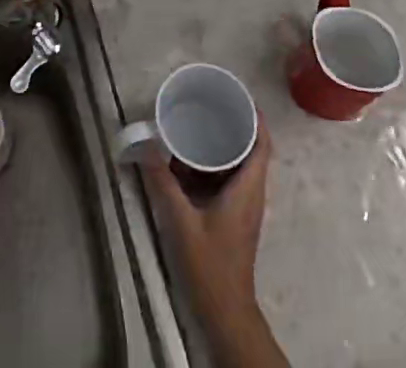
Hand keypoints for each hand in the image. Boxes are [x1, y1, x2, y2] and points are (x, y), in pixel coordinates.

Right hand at [141, 115, 271, 308]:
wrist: (224, 309)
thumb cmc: (208, 263)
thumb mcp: (180, 219)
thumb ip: (162, 181)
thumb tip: (144, 146)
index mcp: (247, 190)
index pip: (261, 146)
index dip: (255, 119)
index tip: (237, 97)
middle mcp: (250, 194)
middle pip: (249, 151)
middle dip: (230, 127)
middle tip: (204, 106)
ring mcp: (243, 206)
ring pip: (236, 166)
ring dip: (216, 148)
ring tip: (189, 128)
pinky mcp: (232, 216)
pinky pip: (225, 180)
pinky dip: (208, 167)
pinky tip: (183, 164)